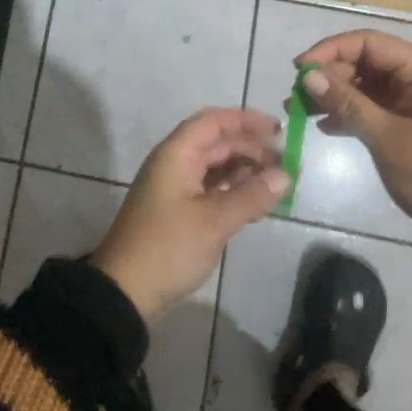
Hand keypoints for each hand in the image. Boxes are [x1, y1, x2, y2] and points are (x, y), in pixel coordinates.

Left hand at [90, 107, 290, 322]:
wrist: (126, 289)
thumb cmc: (168, 247)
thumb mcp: (214, 221)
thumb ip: (251, 196)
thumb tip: (285, 175)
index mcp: (176, 154)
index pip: (213, 122)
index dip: (245, 120)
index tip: (278, 129)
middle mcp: (174, 163)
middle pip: (216, 143)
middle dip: (250, 148)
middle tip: (286, 163)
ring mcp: (174, 187)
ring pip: (214, 166)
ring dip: (244, 169)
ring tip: (277, 181)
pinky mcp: (177, 211)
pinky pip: (209, 188)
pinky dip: (232, 189)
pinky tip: (255, 200)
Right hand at [296, 30, 411, 282]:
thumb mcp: (387, 138)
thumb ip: (347, 103)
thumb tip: (307, 74)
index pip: (369, 42)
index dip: (330, 49)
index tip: (298, 68)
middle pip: (364, 61)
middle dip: (328, 74)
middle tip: (294, 96)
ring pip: (364, 86)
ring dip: (333, 95)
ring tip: (298, 111)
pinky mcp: (408, 126)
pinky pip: (371, 108)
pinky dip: (347, 113)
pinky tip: (324, 127)